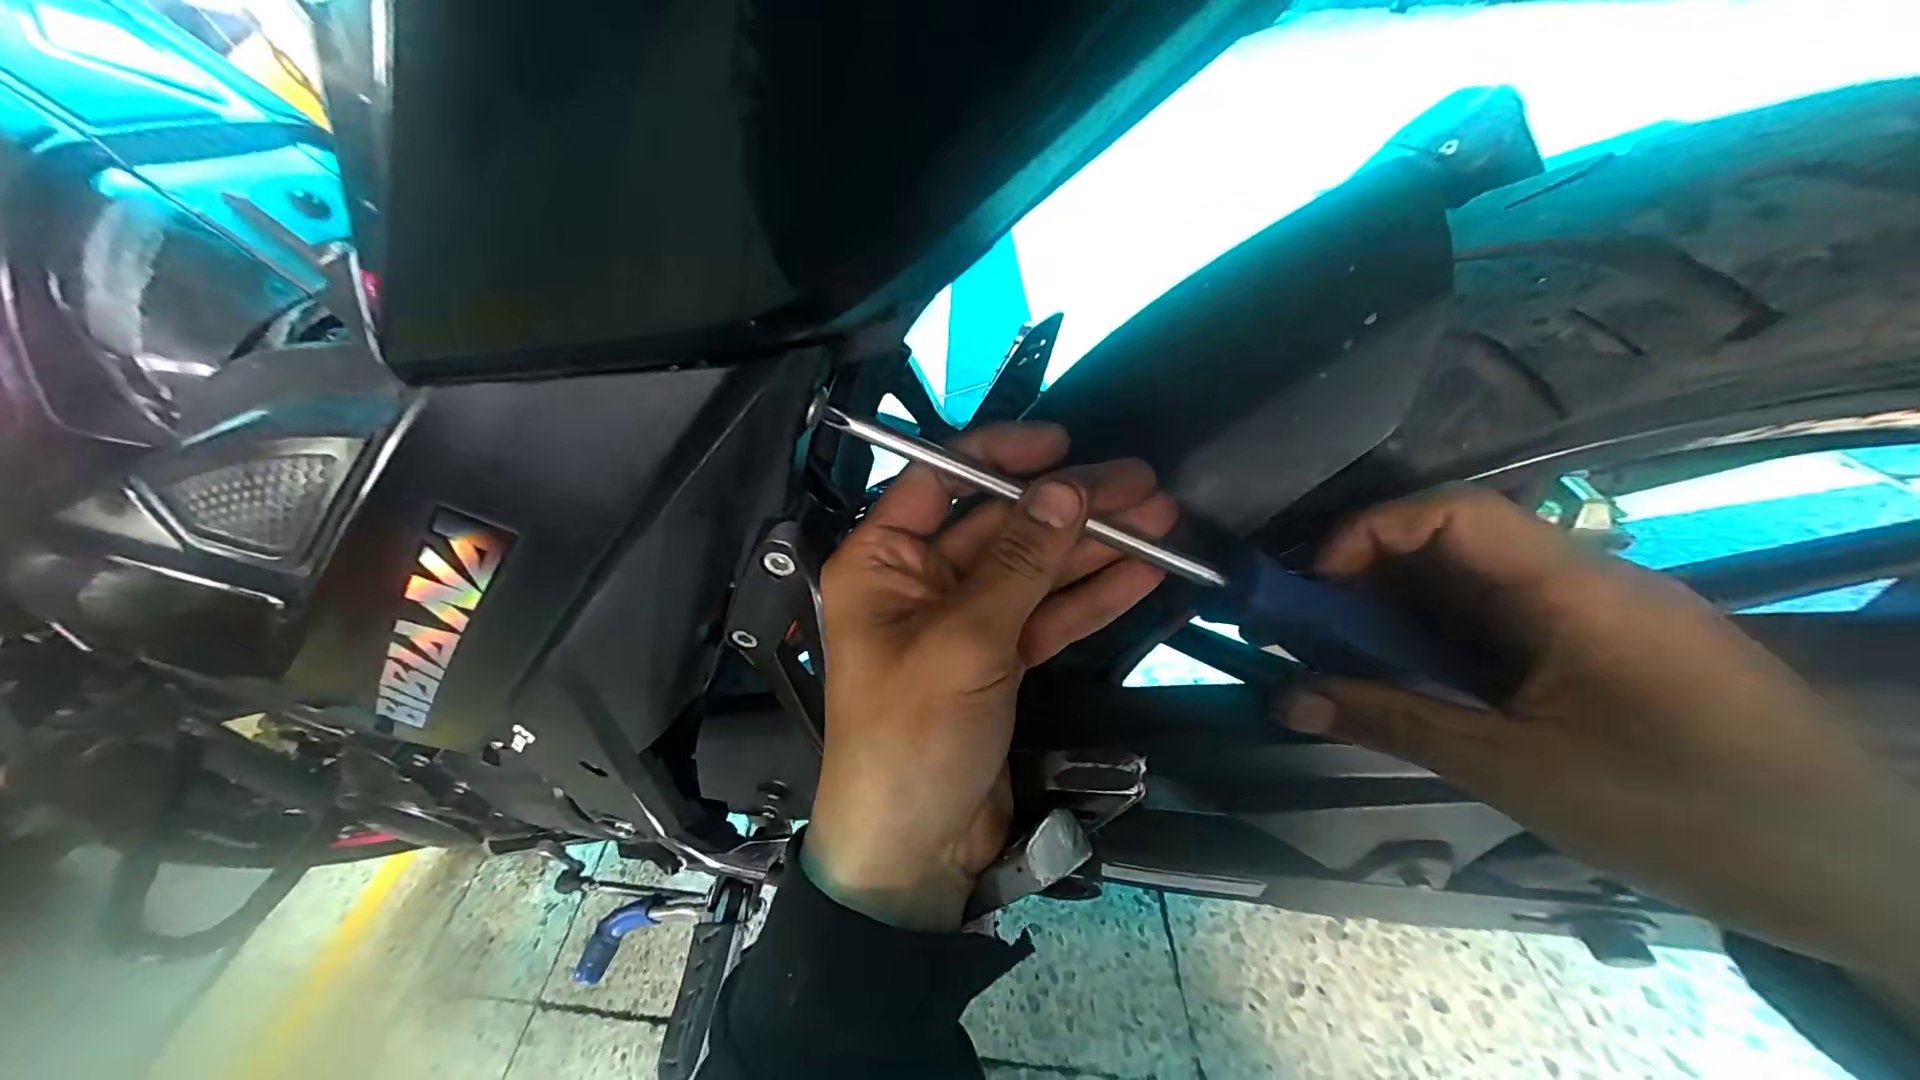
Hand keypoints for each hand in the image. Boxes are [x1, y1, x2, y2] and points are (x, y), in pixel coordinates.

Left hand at [806, 422, 1175, 928]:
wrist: (915, 852)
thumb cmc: (912, 738)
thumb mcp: (965, 641)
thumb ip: (1019, 562)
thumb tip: (1065, 488)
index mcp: (882, 562)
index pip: (940, 482)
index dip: (1000, 454)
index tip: (1062, 444)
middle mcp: (920, 582)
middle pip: (1003, 525)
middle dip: (1072, 506)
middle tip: (1143, 484)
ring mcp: (965, 621)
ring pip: (1035, 569)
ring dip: (1095, 547)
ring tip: (1162, 519)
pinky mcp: (999, 659)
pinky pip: (1048, 615)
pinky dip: (1091, 595)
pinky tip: (1143, 572)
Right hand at [1283, 488, 1919, 985]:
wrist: (1866, 879)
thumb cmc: (1689, 812)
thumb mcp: (1515, 770)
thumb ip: (1392, 722)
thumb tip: (1284, 699)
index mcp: (1576, 589)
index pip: (1457, 511)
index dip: (1371, 531)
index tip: (1316, 586)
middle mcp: (1584, 581)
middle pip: (1452, 543)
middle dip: (1367, 577)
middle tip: (1311, 630)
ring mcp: (1595, 614)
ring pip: (1471, 584)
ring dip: (1398, 612)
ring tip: (1345, 657)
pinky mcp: (1600, 648)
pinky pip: (1498, 621)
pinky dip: (1437, 639)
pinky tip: (1411, 677)